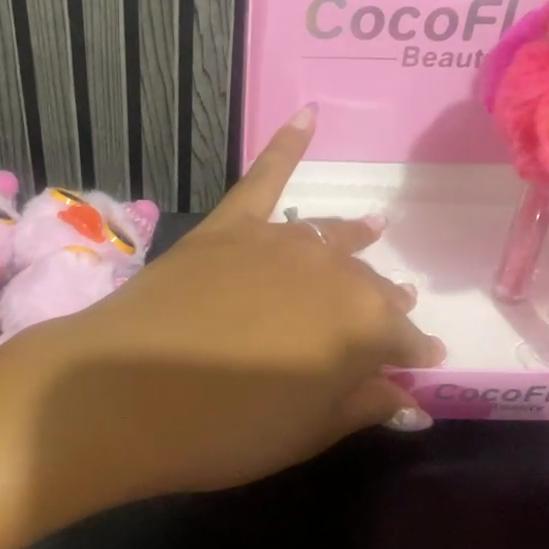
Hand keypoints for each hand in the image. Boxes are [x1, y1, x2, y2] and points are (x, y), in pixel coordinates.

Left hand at [1, 104, 445, 508]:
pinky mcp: (227, 228)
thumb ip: (363, 406)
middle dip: (384, 303)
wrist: (126, 393)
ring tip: (374, 230)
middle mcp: (330, 271)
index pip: (401, 339)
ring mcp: (276, 242)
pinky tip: (308, 117)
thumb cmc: (226, 429)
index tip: (422, 365)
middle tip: (395, 312)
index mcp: (361, 326)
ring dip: (354, 236)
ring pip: (328, 236)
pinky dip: (286, 147)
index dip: (412, 354)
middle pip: (367, 286)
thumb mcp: (307, 431)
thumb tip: (409, 399)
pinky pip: (263, 179)